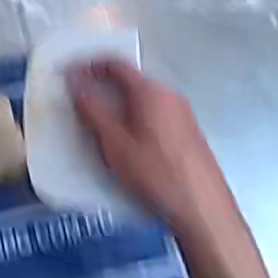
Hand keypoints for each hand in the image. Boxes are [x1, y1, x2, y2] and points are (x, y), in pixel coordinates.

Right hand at [72, 60, 238, 237]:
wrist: (206, 214)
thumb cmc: (156, 175)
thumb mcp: (114, 144)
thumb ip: (92, 110)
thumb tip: (76, 84)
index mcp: (150, 90)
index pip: (114, 63)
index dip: (89, 65)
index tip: (71, 74)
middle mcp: (169, 95)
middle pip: (129, 80)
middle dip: (103, 87)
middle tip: (82, 100)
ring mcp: (183, 114)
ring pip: (143, 99)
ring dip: (120, 105)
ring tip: (101, 125)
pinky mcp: (190, 133)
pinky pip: (155, 114)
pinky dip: (136, 118)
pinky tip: (129, 143)